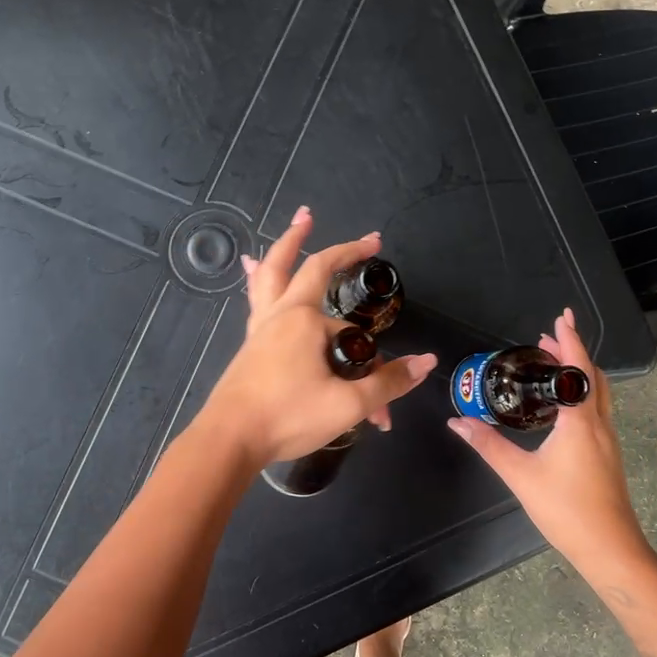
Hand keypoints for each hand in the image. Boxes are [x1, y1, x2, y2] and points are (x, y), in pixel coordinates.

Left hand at [200, 205, 437, 466]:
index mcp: (301, 318)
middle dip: (300, 238)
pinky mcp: (249, 352)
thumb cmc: (288, 416)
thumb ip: (387, 382)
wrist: (230, 441)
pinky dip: (260, 286)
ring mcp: (258, 333)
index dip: (355, 265)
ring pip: (264, 282)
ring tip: (270, 241)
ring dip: (275, 256)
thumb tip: (426, 362)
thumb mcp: (348, 404)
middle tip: (307, 215)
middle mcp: (277, 316)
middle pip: (286, 265)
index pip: (337, 294)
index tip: (376, 250)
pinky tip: (260, 292)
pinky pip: (256, 305)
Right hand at [446, 308, 647, 571]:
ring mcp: (608, 440)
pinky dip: (582, 392)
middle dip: (573, 352)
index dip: (570, 340)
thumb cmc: (565, 509)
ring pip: (599, 393)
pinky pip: (597, 409)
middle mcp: (599, 424)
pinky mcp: (608, 455)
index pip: (577, 368)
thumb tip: (457, 422)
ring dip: (580, 372)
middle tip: (548, 338)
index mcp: (580, 421)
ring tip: (555, 364)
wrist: (609, 548)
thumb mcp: (520, 475)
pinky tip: (563, 406)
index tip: (561, 316)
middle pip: (592, 376)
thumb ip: (488, 445)